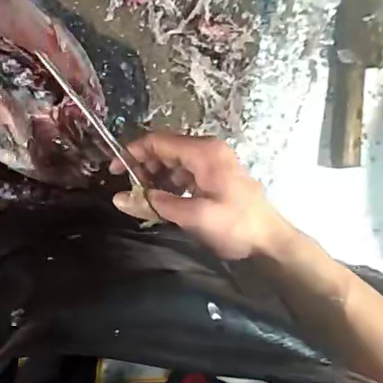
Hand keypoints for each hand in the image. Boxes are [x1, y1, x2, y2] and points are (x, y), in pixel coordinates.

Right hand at [111, 132, 297, 259]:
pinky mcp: (215, 176)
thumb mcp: (192, 216)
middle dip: (142, 167)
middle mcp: (208, 150)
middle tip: (129, 190)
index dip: (131, 153)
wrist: (270, 241)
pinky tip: (163, 202)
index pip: (158, 141)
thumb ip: (154, 204)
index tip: (113, 171)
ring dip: (155, 177)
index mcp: (204, 152)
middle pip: (165, 149)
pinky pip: (184, 172)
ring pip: (173, 162)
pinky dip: (169, 184)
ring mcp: (213, 162)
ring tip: (144, 199)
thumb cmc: (235, 226)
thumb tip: (119, 198)